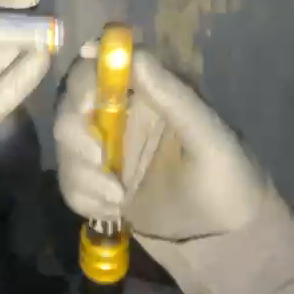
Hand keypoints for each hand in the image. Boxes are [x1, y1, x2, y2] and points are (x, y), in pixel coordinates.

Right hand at [54, 51, 282, 243]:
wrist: (225, 238)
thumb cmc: (227, 178)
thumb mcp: (208, 136)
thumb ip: (173, 96)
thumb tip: (135, 55)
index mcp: (146, 92)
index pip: (102, 65)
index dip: (87, 74)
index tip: (88, 101)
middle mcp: (119, 113)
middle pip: (71, 103)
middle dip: (77, 133)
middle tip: (99, 158)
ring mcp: (104, 147)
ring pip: (66, 145)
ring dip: (82, 172)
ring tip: (118, 197)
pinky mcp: (95, 181)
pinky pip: (69, 180)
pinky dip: (85, 198)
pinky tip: (115, 209)